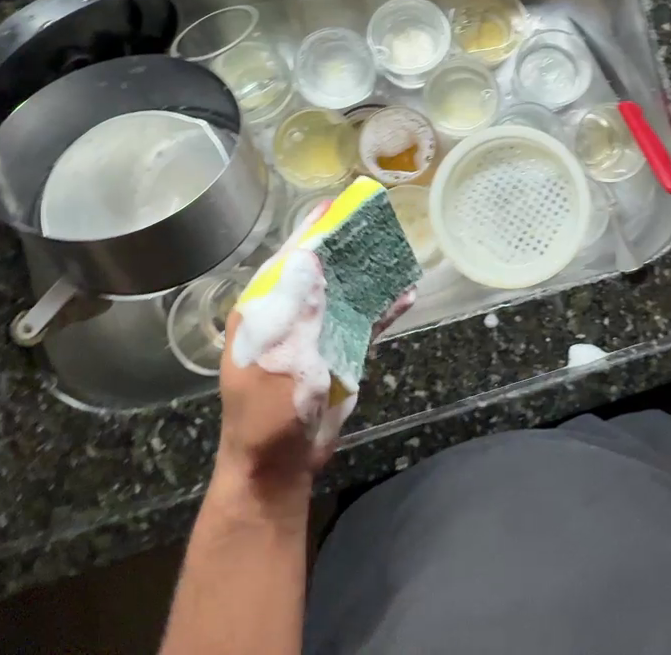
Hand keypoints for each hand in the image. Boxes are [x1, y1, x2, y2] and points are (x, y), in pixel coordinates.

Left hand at [212, 194, 418, 497]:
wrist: (279, 467)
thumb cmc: (268, 413)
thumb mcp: (281, 358)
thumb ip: (299, 308)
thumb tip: (312, 256)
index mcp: (263, 311)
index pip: (289, 260)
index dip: (311, 231)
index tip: (334, 204)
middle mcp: (288, 316)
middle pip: (321, 271)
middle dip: (345, 246)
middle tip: (374, 218)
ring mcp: (314, 335)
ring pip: (345, 293)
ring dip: (369, 273)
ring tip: (395, 247)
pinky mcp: (336, 354)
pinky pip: (362, 323)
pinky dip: (383, 308)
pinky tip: (407, 292)